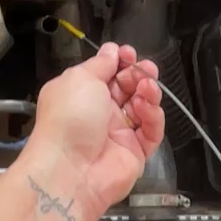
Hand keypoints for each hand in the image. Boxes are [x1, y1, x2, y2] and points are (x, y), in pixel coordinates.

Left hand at [23, 42, 164, 214]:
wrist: (70, 169)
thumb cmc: (69, 117)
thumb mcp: (79, 78)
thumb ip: (100, 64)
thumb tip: (112, 50)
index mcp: (82, 94)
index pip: (108, 73)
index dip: (121, 61)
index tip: (129, 54)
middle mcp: (101, 113)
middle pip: (128, 88)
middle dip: (139, 74)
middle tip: (146, 69)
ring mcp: (119, 133)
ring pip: (143, 107)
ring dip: (148, 92)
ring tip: (147, 86)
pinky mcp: (136, 152)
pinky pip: (151, 130)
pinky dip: (152, 116)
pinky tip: (145, 107)